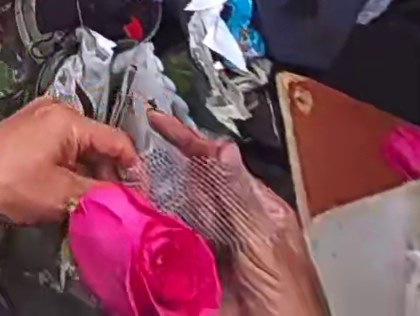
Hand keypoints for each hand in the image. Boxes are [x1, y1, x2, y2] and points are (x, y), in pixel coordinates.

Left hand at [0, 99, 138, 224]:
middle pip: (97, 143)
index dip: (132, 168)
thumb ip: (98, 195)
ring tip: (88, 204)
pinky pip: (60, 145)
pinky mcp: (28, 127)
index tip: (140, 196)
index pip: (116, 140)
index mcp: (70, 119)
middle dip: (107, 175)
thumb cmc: (11, 183)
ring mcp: (41, 115)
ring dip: (86, 174)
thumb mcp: (59, 195)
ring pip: (78, 146)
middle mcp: (59, 109)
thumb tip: (126, 201)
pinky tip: (65, 191)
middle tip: (112, 207)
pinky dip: (68, 167)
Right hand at [149, 112, 326, 315]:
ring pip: (180, 211)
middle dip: (168, 163)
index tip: (158, 120)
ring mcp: (215, 249)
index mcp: (257, 207)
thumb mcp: (265, 245)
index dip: (189, 140)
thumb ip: (240, 197)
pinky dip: (155, 232)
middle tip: (136, 144)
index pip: (219, 163)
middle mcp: (233, 223)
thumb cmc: (290, 305)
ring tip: (129, 173)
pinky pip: (172, 246)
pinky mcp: (197, 275)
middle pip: (195, 184)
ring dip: (158, 194)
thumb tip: (223, 148)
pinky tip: (137, 217)